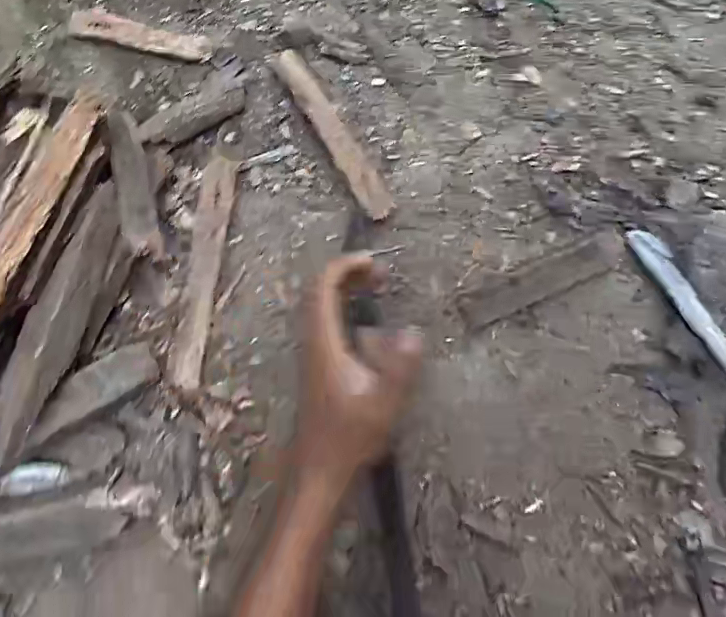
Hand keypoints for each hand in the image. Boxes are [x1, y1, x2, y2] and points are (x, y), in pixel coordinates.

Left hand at [294, 254, 423, 485]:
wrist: (320, 463)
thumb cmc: (349, 435)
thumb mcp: (382, 405)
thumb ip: (399, 370)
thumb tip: (414, 333)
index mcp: (323, 340)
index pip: (323, 287)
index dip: (344, 267)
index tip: (371, 261)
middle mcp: (311, 338)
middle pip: (318, 289)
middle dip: (346, 272)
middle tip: (379, 272)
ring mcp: (311, 348)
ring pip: (318, 302)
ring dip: (343, 287)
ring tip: (375, 285)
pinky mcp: (316, 359)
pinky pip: (322, 316)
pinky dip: (340, 303)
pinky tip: (365, 318)